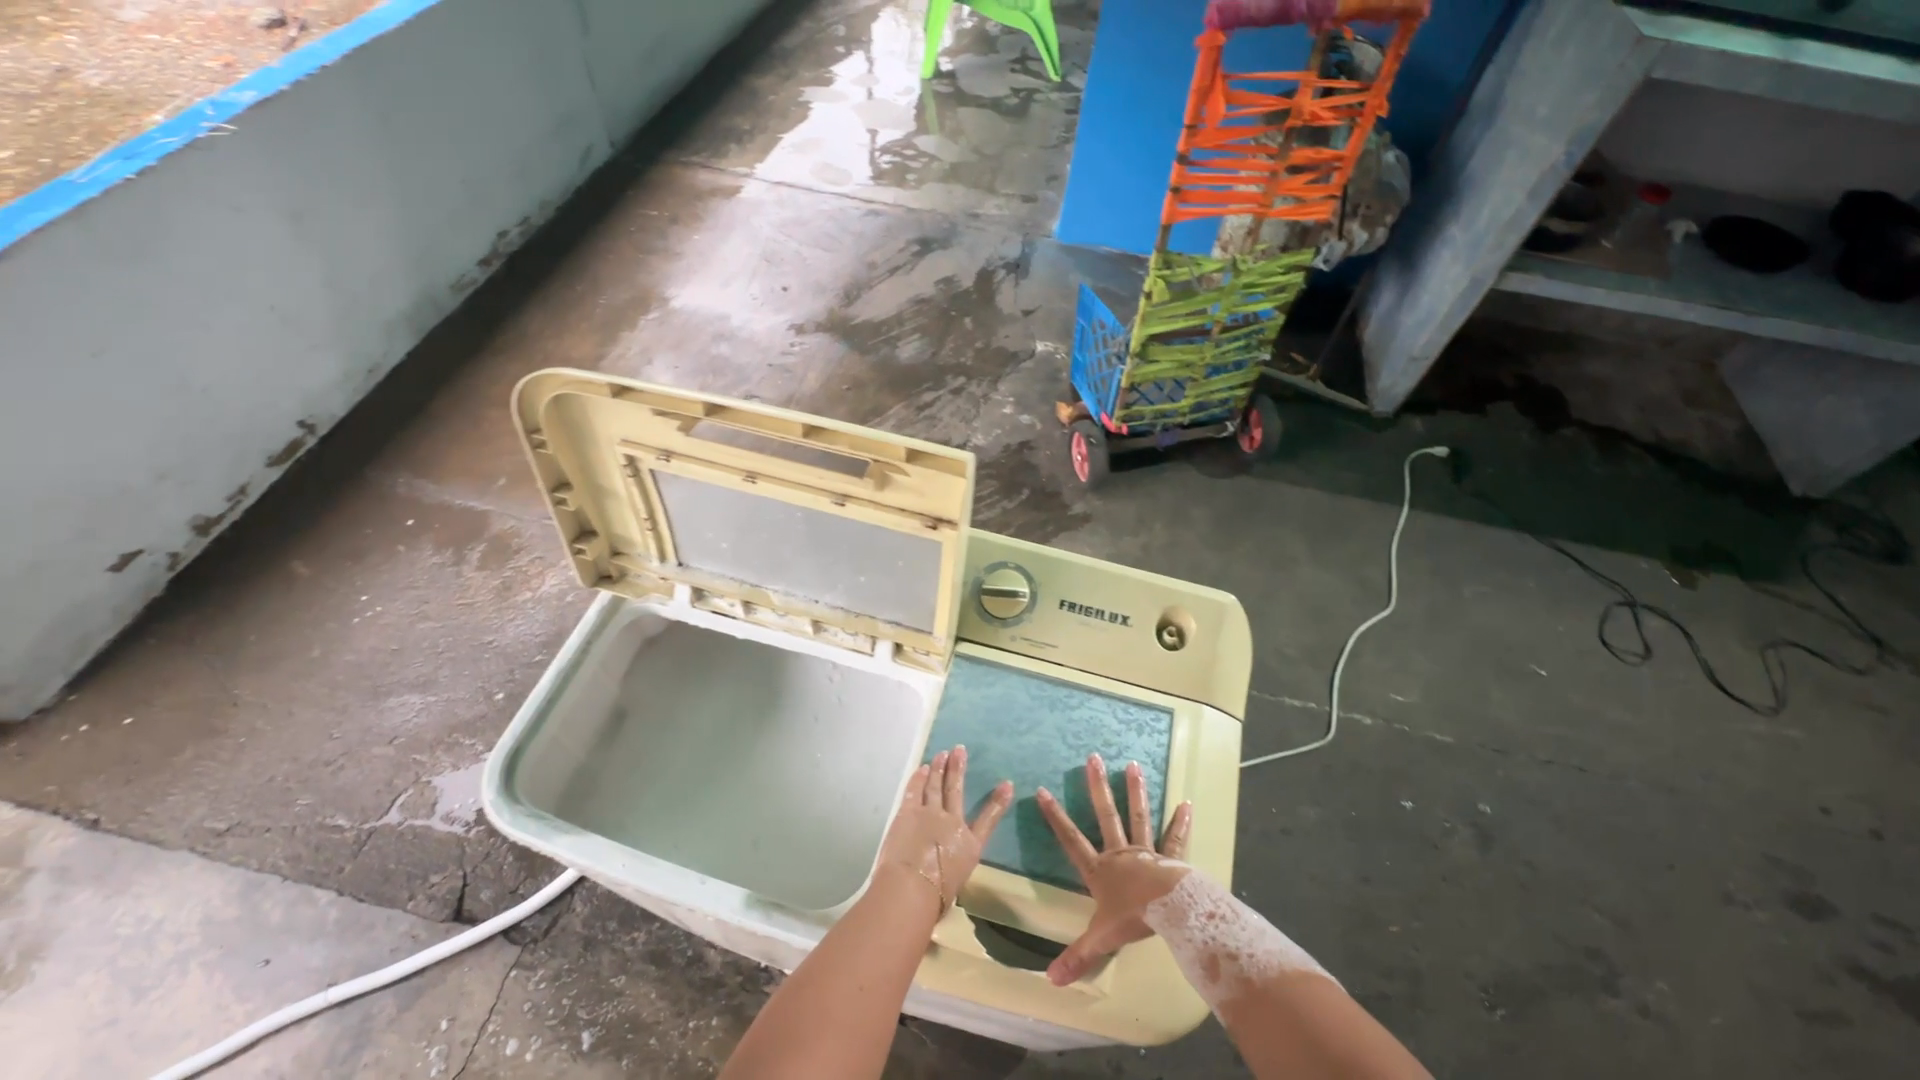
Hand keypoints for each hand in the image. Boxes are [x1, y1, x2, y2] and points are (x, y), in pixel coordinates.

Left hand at [878, 746, 1013, 916]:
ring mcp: (929, 814)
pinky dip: (918, 778)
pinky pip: (914, 790)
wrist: (911, 888)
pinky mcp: (907, 813)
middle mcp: (952, 823)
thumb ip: (952, 868)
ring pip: (934, 785)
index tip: (1007, 784)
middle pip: (955, 790)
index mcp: (968, 845)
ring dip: (938, 768)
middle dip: (958, 769)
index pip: (987, 820)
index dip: (998, 801)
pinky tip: (922, 768)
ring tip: (941, 754)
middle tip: (960, 749)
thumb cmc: (934, 896)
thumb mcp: (954, 883)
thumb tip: (948, 864)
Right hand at [1036, 752, 1193, 985]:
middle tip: (1093, 757)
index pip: (1071, 840)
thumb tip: (1050, 980)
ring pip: (1138, 816)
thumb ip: (1077, 957)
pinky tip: (1186, 803)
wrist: (1170, 909)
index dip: (1055, 817)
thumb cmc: (1133, 919)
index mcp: (1099, 870)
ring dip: (1136, 791)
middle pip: (1106, 816)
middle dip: (1097, 787)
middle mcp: (1120, 854)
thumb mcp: (1100, 939)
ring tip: (1134, 764)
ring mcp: (1147, 851)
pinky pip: (1175, 838)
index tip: (1041, 791)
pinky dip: (1180, 821)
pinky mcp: (1171, 857)